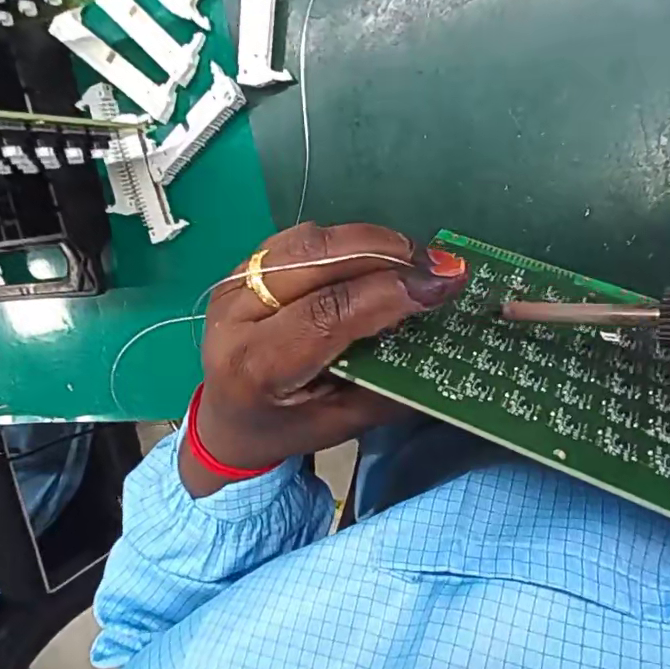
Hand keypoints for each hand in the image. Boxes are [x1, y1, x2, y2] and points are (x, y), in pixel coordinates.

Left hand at [185, 223, 468, 496]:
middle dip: (386, 253)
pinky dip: (344, 241)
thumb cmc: (283, 429)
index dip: (388, 292)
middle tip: (437, 264)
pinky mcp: (242, 268)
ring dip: (369, 241)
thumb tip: (438, 334)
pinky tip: (375, 256)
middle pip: (315, 260)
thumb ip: (385, 384)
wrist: (226, 421)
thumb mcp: (339, 424)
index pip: (326, 314)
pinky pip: (300, 239)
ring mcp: (234, 284)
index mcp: (256, 365)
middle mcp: (236, 316)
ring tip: (413, 259)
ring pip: (308, 240)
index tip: (443, 284)